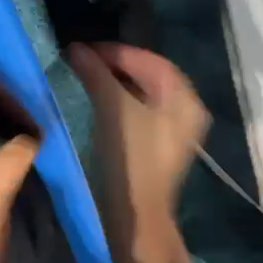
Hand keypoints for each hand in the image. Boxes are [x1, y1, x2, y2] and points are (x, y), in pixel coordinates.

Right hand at [67, 43, 208, 250]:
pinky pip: (138, 114)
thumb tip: (76, 49)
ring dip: (114, 86)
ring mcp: (173, 133)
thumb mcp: (112, 107)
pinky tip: (95, 106)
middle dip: (115, 68)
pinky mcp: (157, 149)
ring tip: (84, 81)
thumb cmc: (130, 156)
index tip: (84, 50)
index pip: (152, 61)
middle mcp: (186, 112)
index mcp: (185, 99)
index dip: (118, 52)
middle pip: (150, 78)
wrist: (135, 214)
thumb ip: (96, 74)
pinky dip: (117, 104)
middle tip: (82, 64)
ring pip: (142, 97)